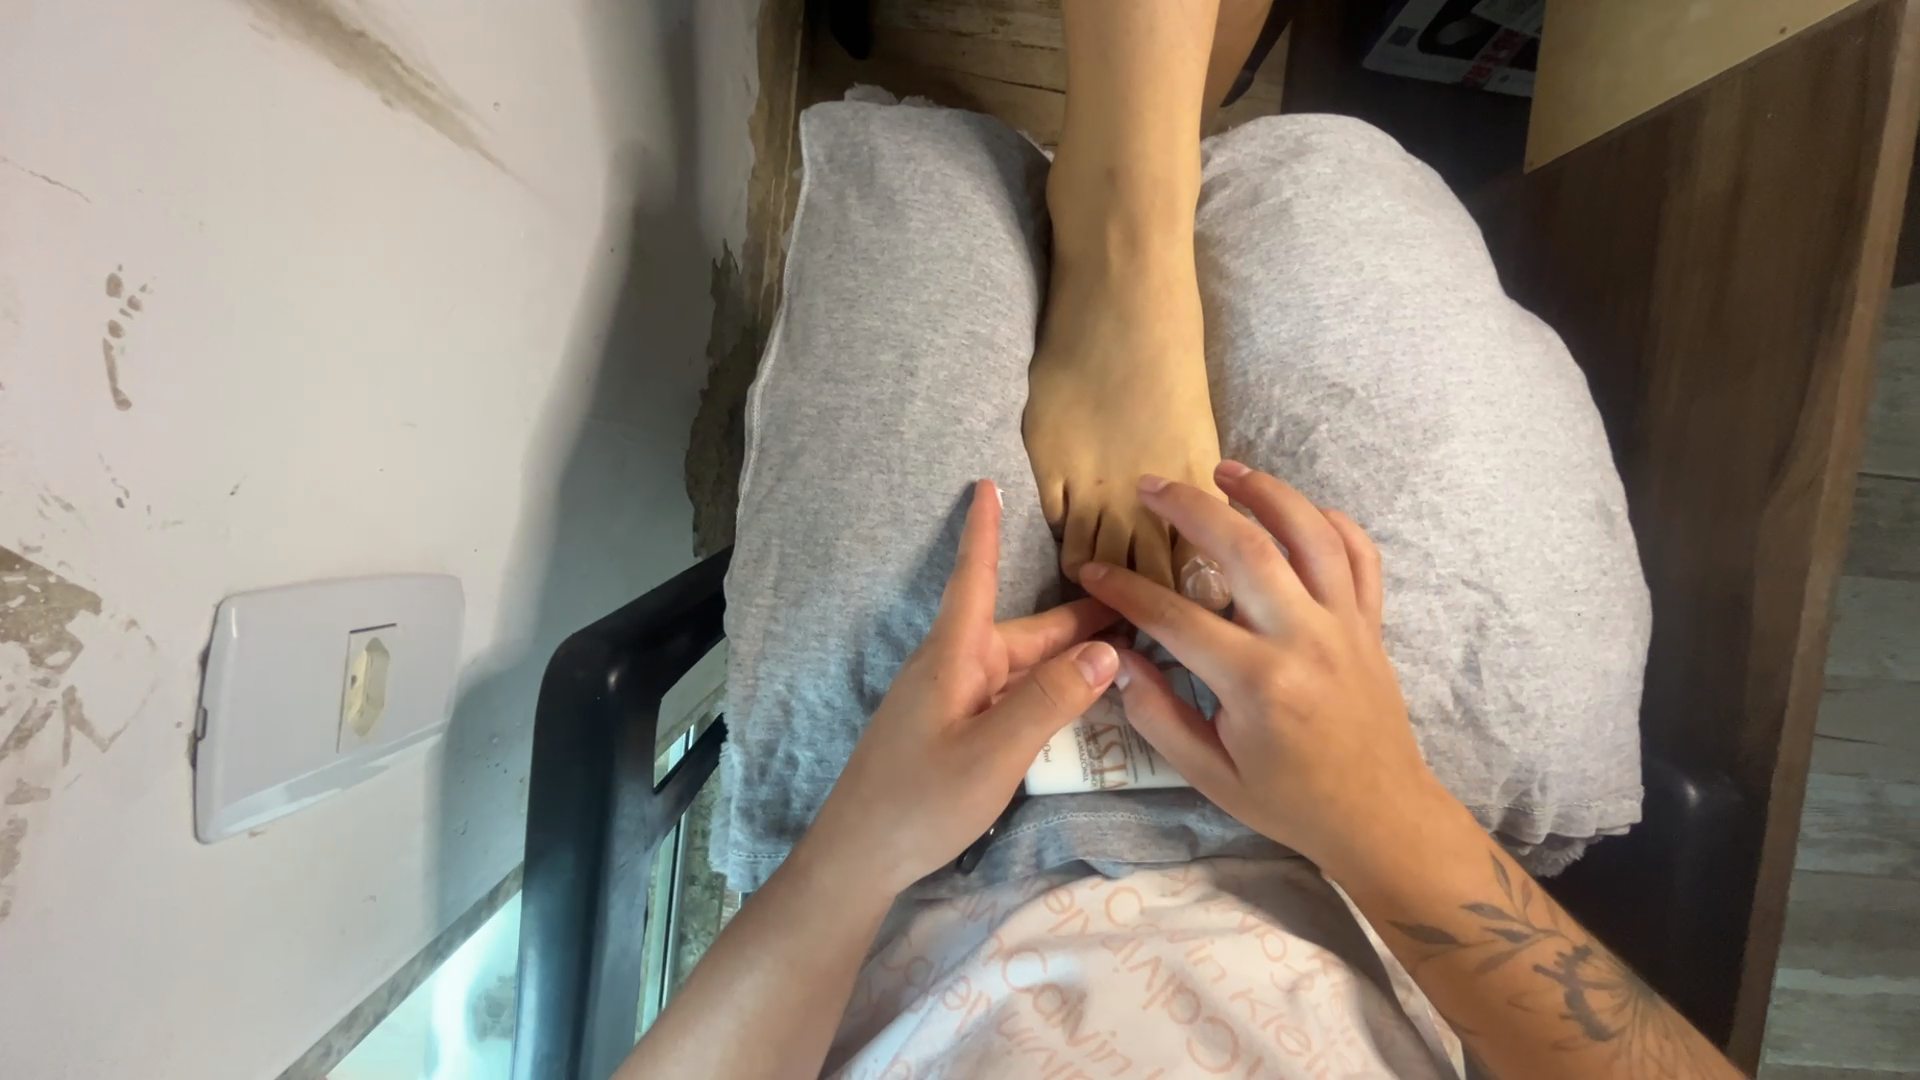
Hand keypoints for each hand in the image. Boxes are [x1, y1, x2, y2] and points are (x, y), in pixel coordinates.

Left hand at [803, 480, 1122, 895]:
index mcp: (955, 655)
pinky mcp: (954, 725)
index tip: (985, 483)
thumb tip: (1106, 650)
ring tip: (1125, 649)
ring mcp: (952, 697)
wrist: (859, 856)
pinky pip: (1008, 693)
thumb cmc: (920, 800)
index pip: (974, 576)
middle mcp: (954, 665)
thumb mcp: (994, 753)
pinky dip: (1046, 688)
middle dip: (1077, 618)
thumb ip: (1050, 700)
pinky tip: (1077, 699)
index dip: (982, 530)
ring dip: (1067, 656)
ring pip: (1020, 665)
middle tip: (1139, 605)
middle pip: (1023, 631)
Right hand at [1076, 462, 1458, 879]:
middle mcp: (1303, 638)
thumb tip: (1116, 658)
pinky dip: (1331, 522)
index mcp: (1256, 682)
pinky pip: (1360, 555)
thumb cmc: (1288, 801)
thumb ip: (1156, 714)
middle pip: (1244, 548)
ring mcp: (1344, 624)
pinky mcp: (1370, 623)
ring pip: (1309, 534)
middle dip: (1190, 507)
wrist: (1381, 819)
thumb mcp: (1208, 774)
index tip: (1092, 569)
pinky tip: (1297, 510)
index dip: (1124, 589)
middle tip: (1151, 486)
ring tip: (1224, 469)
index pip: (1173, 617)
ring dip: (1265, 492)